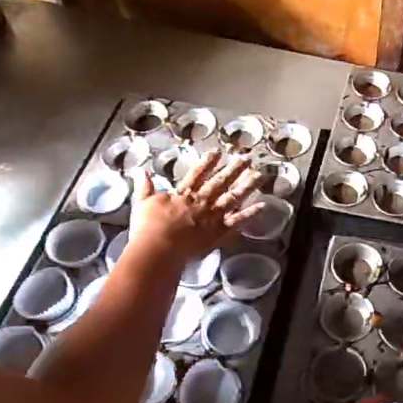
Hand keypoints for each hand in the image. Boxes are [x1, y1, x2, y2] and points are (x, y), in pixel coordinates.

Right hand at [127, 151, 263, 265]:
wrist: (159, 249)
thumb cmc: (147, 228)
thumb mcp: (142, 203)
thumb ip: (144, 187)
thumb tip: (140, 171)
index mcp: (183, 194)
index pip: (197, 174)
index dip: (208, 163)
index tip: (218, 152)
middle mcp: (201, 202)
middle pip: (220, 182)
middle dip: (233, 169)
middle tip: (246, 158)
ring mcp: (212, 217)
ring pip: (233, 197)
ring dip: (246, 185)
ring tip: (259, 175)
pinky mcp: (219, 232)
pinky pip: (238, 222)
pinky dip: (250, 214)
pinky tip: (263, 205)